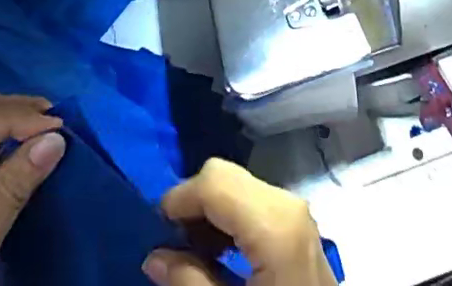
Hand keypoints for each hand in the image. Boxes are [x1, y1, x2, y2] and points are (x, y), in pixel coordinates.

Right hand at [143, 159, 335, 285]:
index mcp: (273, 223)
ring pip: (237, 185)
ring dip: (209, 211)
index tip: (154, 233)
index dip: (177, 200)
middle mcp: (287, 203)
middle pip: (225, 176)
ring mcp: (295, 211)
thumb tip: (155, 256)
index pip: (214, 181)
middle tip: (172, 247)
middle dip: (192, 204)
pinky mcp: (297, 224)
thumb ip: (190, 283)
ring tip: (192, 255)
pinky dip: (229, 217)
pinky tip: (219, 255)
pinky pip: (253, 201)